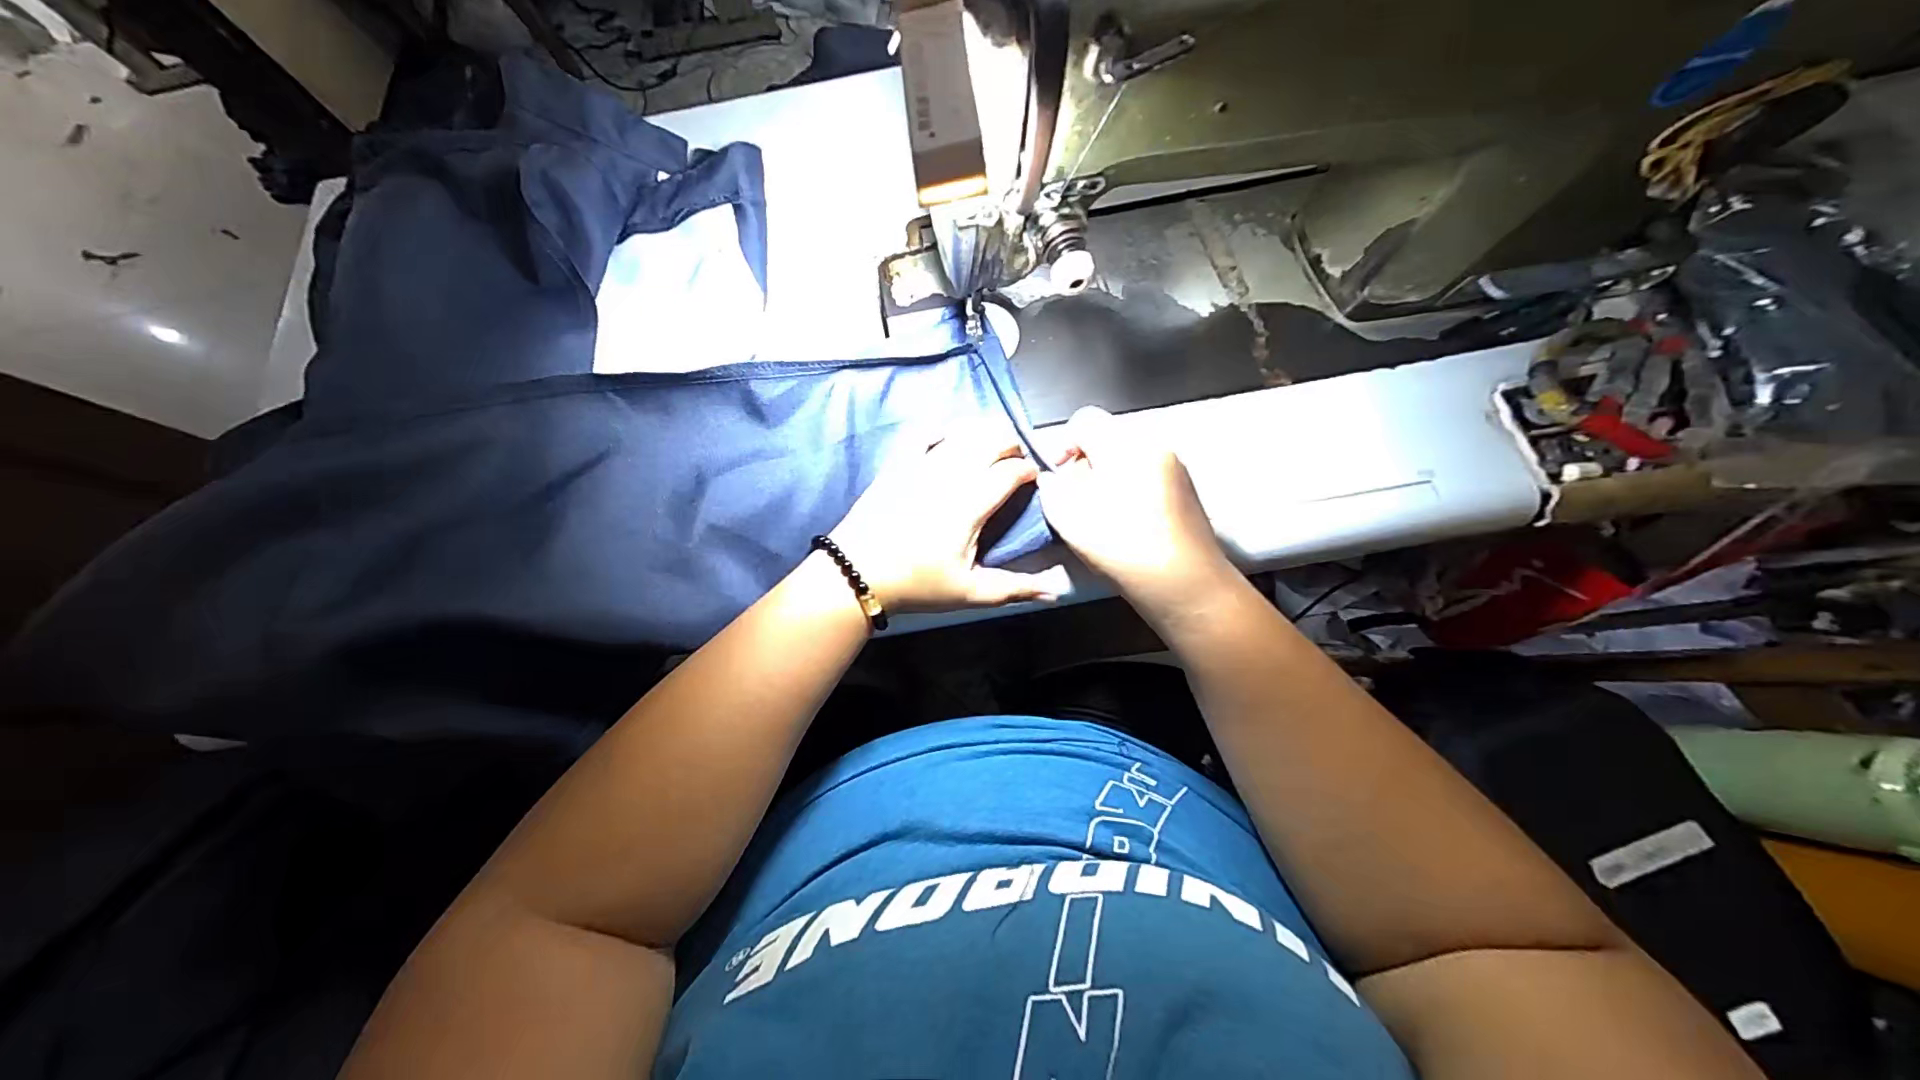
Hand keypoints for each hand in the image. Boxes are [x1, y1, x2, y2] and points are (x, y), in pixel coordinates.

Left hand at [828, 422, 1057, 614]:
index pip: (1012, 471)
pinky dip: (943, 430)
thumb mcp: (969, 592)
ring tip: (991, 449)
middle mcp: (949, 475)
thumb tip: (1054, 590)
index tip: (1033, 480)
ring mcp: (921, 465)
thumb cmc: (916, 585)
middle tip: (1015, 461)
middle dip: (1011, 444)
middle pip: (991, 439)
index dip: (1029, 470)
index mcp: (971, 503)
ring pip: (962, 432)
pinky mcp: (898, 464)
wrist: (856, 572)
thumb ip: (1014, 587)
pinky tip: (950, 437)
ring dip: (983, 435)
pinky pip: (924, 433)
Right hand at [1036, 406, 1240, 619]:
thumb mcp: (1066, 515)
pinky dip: (1132, 497)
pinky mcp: (1187, 493)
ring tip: (1103, 521)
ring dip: (1109, 484)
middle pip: (1106, 441)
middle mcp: (1153, 445)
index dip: (1062, 445)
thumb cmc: (1122, 544)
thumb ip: (1052, 486)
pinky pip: (1148, 481)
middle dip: (1087, 467)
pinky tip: (1129, 530)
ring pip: (1127, 463)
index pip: (1082, 420)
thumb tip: (1058, 477)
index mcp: (1123, 443)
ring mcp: (1175, 468)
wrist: (1185, 583)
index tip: (1058, 478)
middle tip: (1078, 504)